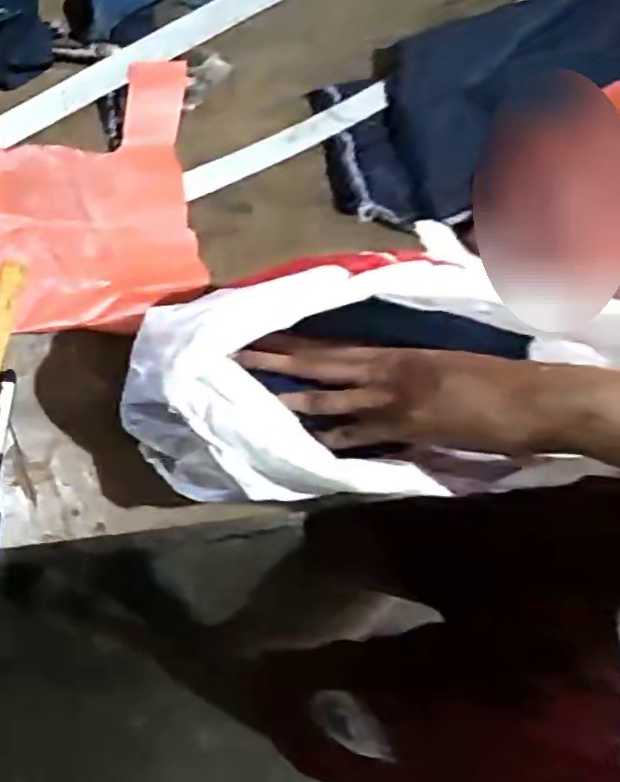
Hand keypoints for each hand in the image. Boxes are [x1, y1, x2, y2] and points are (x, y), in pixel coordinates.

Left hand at [234, 339, 582, 454]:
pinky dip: (328, 440)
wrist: (547, 401)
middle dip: (271, 360)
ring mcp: (387, 401)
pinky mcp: (401, 428)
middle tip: (232, 358)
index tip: (251, 337)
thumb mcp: (434, 363)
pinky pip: (353, 436)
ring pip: (323, 400)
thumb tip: (352, 375)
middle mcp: (379, 372)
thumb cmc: (495, 380)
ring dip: (287, 401)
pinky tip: (301, 444)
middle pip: (312, 363)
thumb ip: (388, 368)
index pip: (324, 345)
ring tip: (252, 401)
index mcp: (389, 353)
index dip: (286, 341)